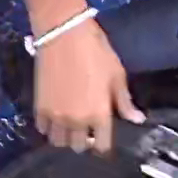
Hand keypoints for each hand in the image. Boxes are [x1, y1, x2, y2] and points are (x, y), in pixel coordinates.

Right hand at [33, 18, 144, 154]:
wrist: (62, 31)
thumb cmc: (94, 49)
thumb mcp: (116, 74)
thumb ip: (124, 101)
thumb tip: (137, 119)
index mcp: (99, 115)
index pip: (102, 145)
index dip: (103, 143)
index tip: (103, 137)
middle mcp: (77, 121)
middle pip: (79, 146)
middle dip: (84, 140)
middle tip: (86, 128)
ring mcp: (56, 116)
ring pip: (59, 142)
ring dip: (65, 137)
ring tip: (69, 126)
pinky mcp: (40, 108)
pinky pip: (43, 129)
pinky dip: (49, 127)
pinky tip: (55, 117)